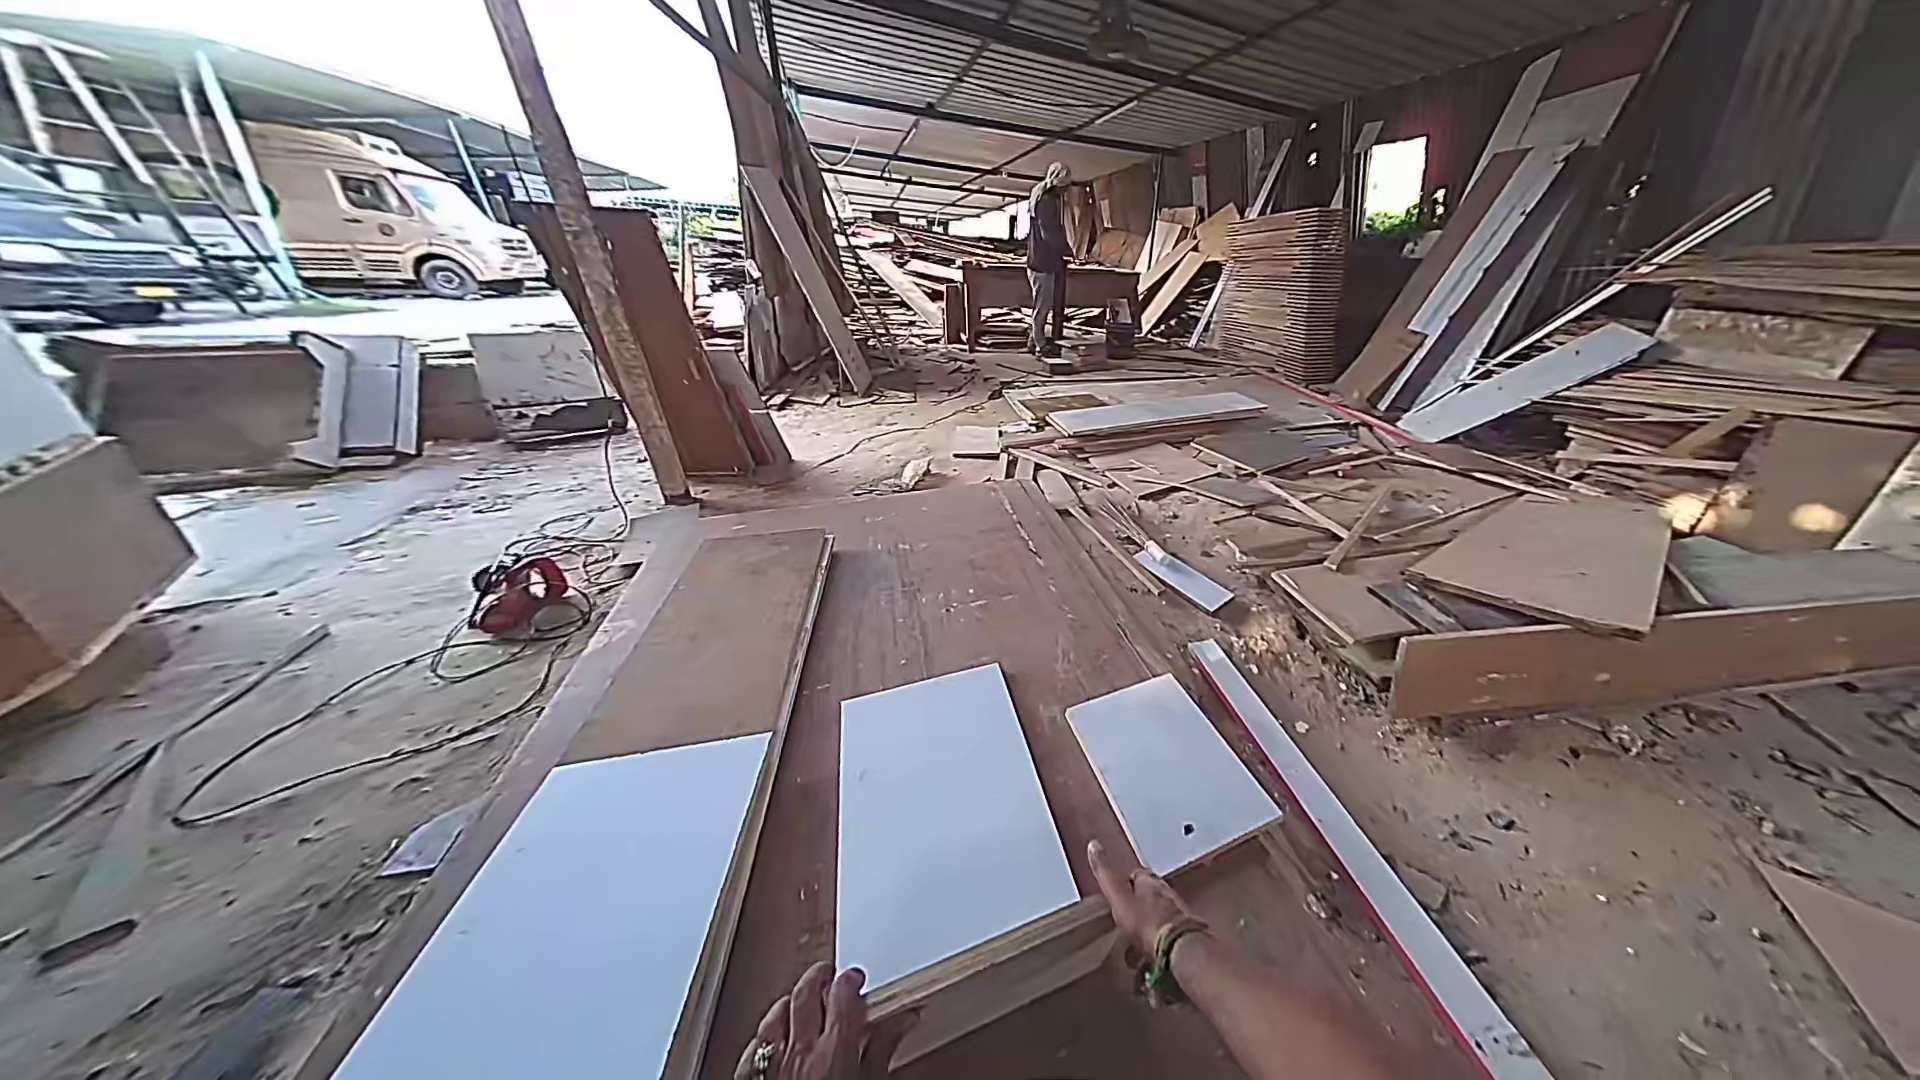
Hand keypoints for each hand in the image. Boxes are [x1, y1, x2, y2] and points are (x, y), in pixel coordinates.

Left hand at [735, 962, 915, 1079]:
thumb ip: (883, 1052)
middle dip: (820, 977)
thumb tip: (903, 1021)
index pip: (843, 994)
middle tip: (830, 976)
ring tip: (802, 1001)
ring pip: (776, 1013)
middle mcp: (799, 1051)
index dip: (851, 979)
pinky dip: (765, 1034)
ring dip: (791, 1001)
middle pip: (806, 992)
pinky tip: (772, 1037)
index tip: (856, 979)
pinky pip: (752, 1045)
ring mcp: (769, 1067)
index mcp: (833, 1052)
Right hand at [1087, 839, 1204, 955]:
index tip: (1117, 894)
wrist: (1181, 950)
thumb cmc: (1146, 922)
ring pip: (1162, 910)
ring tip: (1141, 934)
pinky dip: (1163, 935)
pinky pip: (1171, 930)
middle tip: (1128, 916)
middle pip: (1150, 892)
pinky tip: (1156, 947)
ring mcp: (1180, 913)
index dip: (1124, 884)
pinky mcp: (1188, 933)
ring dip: (1152, 919)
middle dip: (1140, 901)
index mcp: (1149, 880)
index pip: (1134, 875)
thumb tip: (1093, 844)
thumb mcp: (1117, 897)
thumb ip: (1105, 873)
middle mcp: (1167, 892)